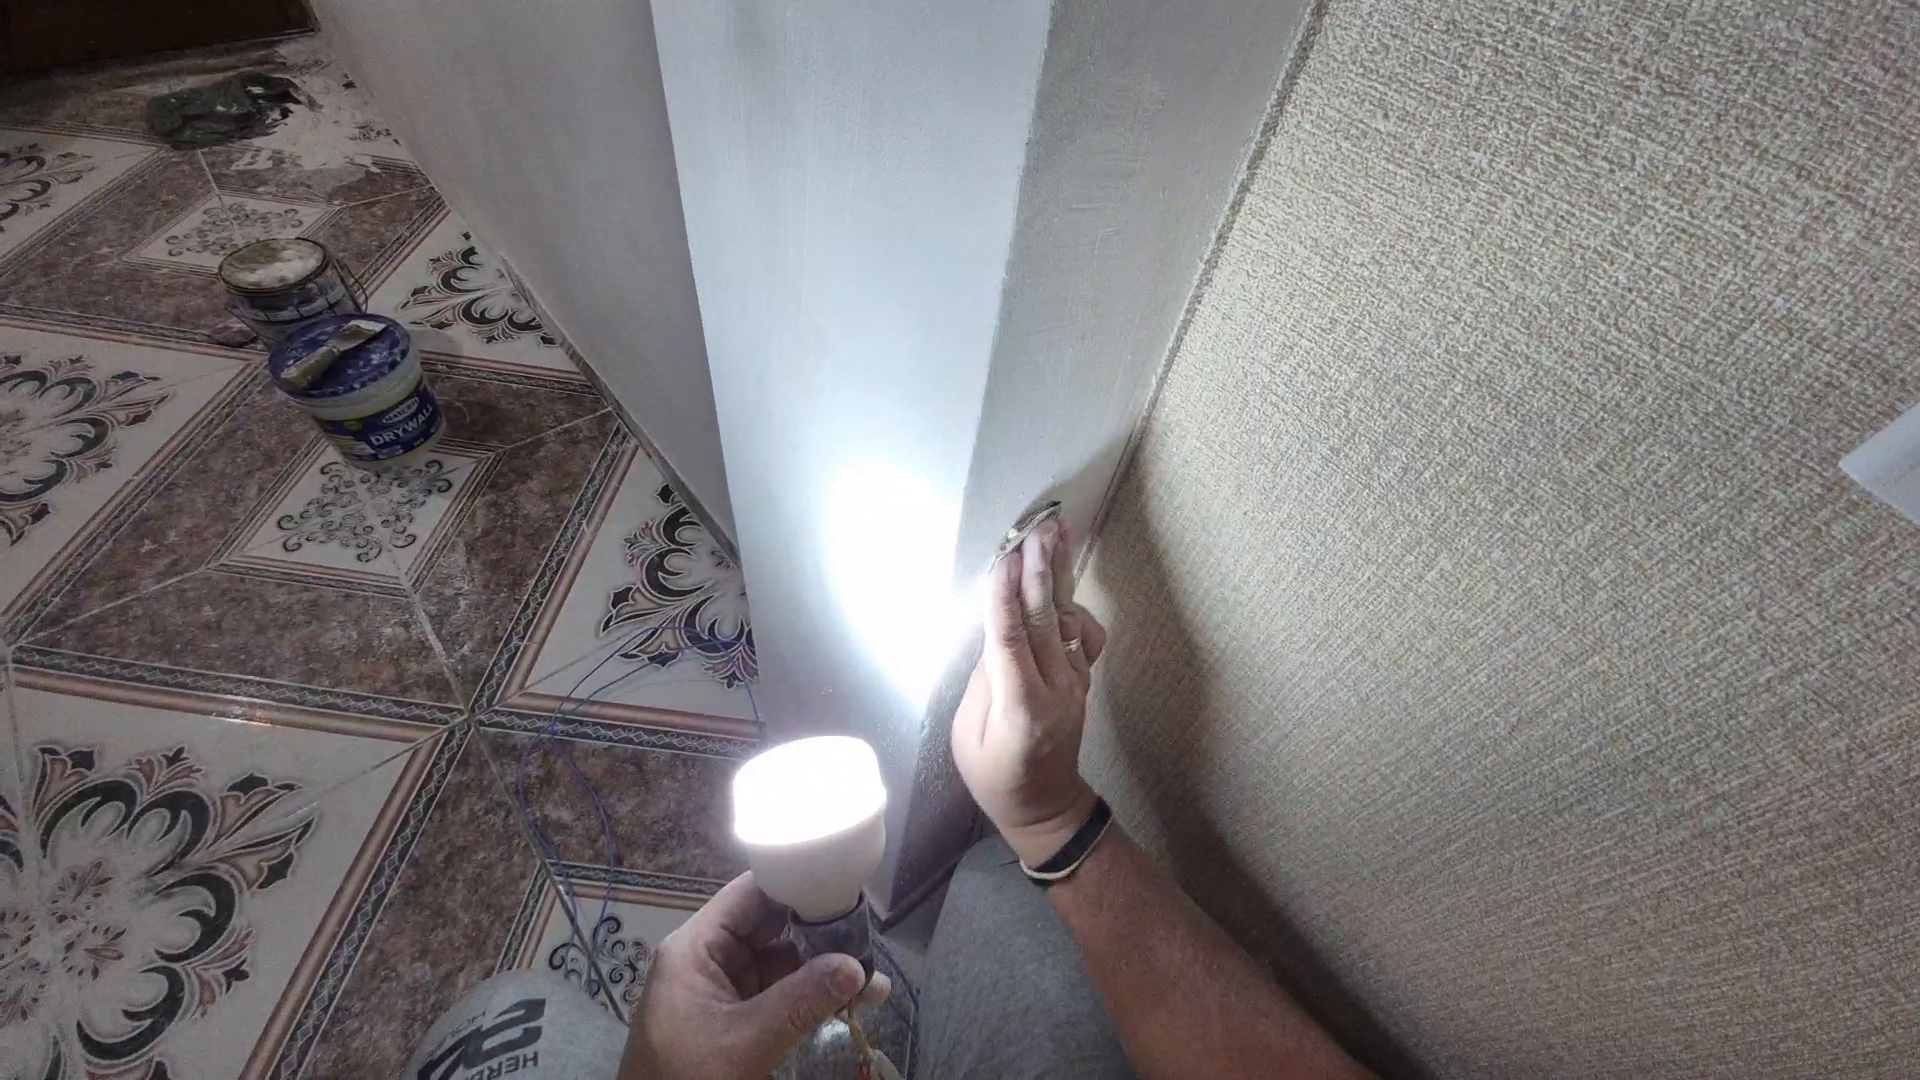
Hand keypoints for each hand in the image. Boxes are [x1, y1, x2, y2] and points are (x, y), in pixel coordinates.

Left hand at [619, 872, 889, 1079]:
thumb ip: (800, 1001)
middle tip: (869, 930)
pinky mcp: (735, 1017)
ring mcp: (722, 988)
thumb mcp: (743, 1045)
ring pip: (782, 959)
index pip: (751, 892)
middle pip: (772, 922)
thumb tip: (857, 967)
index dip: (795, 880)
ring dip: (825, 966)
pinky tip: (852, 999)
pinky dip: (814, 993)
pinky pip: (781, 991)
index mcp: (695, 947)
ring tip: (872, 978)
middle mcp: (708, 957)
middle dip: (821, 928)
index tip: (843, 881)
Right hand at [951, 518, 1108, 866]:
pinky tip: (1065, 579)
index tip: (1002, 559)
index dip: (1004, 597)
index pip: (1010, 641)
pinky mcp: (1083, 678)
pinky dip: (1076, 603)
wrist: (1045, 806)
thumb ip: (983, 682)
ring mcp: (1076, 682)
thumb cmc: (995, 776)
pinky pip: (1085, 634)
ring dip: (1060, 573)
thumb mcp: (969, 736)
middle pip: (1047, 619)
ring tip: (1055, 532)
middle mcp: (1055, 689)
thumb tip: (994, 634)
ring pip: (1069, 618)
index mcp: (1020, 708)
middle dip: (1040, 570)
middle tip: (1037, 529)